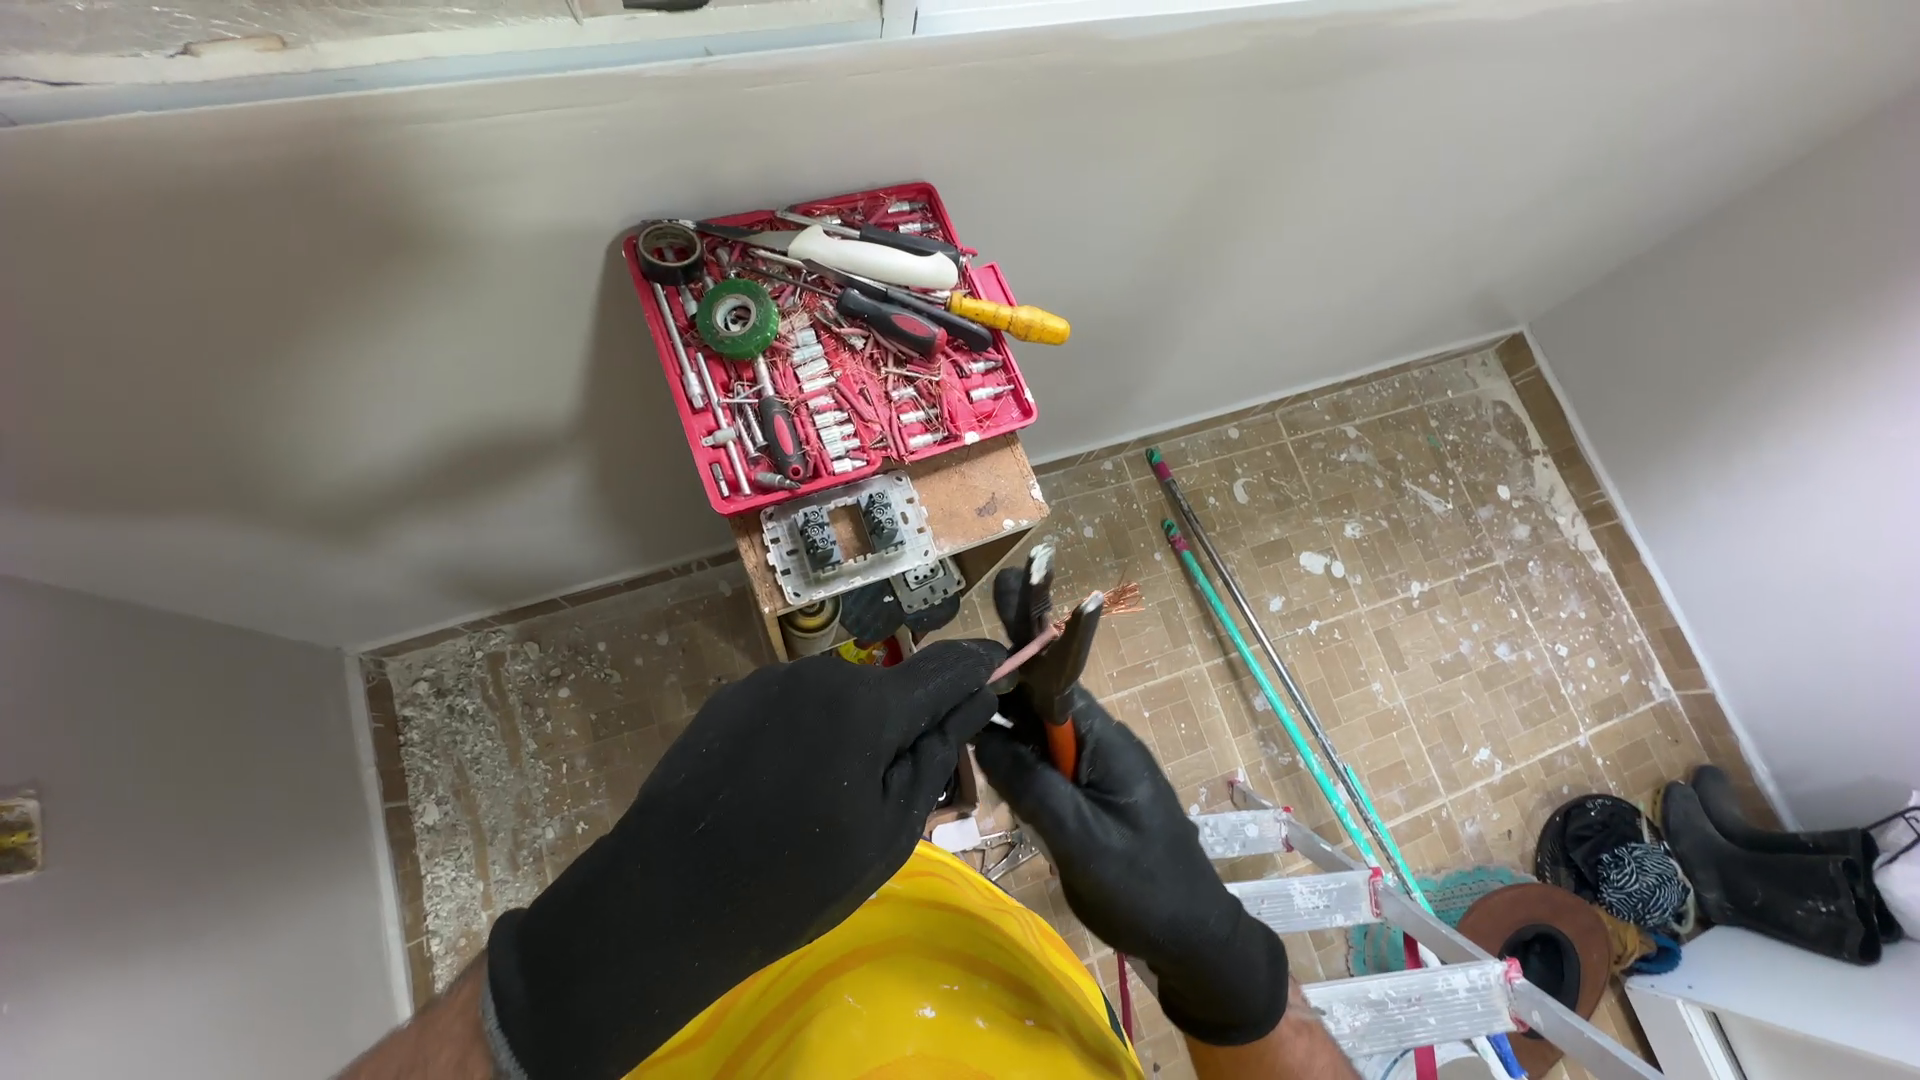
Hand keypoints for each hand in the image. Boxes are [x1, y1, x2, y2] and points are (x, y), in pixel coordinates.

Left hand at [485, 639, 1005, 1078]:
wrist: (664, 898)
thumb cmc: (794, 879)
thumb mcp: (889, 831)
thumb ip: (937, 755)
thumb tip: (977, 700)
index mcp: (869, 703)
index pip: (948, 665)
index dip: (980, 668)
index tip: (1001, 679)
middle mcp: (821, 673)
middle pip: (892, 685)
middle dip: (911, 721)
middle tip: (906, 786)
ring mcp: (770, 680)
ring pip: (842, 695)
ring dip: (858, 729)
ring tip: (835, 795)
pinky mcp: (733, 697)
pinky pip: (796, 704)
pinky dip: (812, 732)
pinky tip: (786, 785)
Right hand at [974, 570, 1287, 1045]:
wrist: (1192, 936)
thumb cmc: (1142, 888)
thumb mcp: (1080, 840)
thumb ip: (1032, 784)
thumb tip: (983, 732)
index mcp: (1103, 738)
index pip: (1055, 676)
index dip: (1024, 638)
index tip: (1003, 590)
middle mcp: (1099, 737)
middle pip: (1043, 691)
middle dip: (1007, 667)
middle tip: (975, 636)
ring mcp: (1095, 761)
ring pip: (1038, 726)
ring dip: (1004, 716)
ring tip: (960, 701)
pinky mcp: (1089, 785)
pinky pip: (1044, 756)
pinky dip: (1015, 751)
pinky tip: (986, 754)